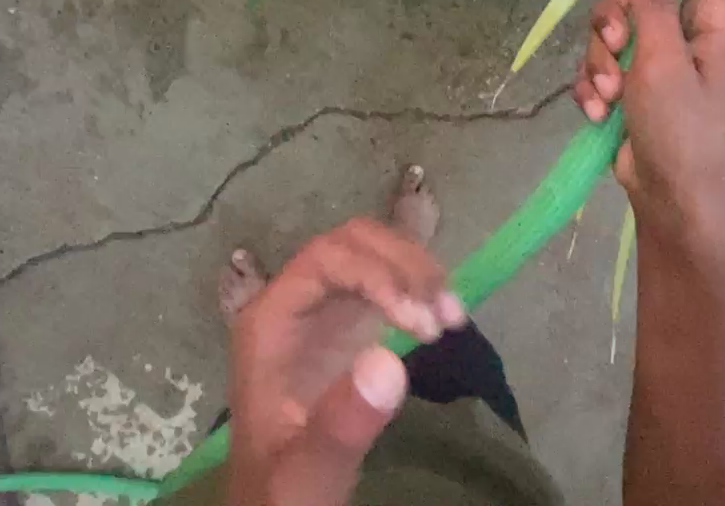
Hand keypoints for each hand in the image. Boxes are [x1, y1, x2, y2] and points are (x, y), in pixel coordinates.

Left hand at [226, 219, 466, 505]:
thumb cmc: (283, 494)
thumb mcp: (304, 475)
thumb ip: (339, 426)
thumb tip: (391, 361)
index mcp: (270, 321)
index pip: (325, 259)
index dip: (377, 274)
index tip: (421, 323)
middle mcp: (296, 301)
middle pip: (351, 243)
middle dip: (403, 266)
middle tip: (444, 314)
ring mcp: (323, 310)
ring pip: (373, 253)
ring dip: (417, 272)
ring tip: (453, 316)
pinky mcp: (349, 326)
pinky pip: (386, 282)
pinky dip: (419, 289)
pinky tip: (446, 317)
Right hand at [573, 0, 724, 246]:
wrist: (672, 203)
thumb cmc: (683, 133)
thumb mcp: (661, 63)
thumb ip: (651, 2)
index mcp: (719, 18)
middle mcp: (694, 29)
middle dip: (616, 18)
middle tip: (615, 49)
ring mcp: (665, 55)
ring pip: (615, 24)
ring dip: (601, 58)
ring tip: (609, 95)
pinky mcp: (639, 79)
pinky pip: (605, 58)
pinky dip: (595, 82)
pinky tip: (599, 110)